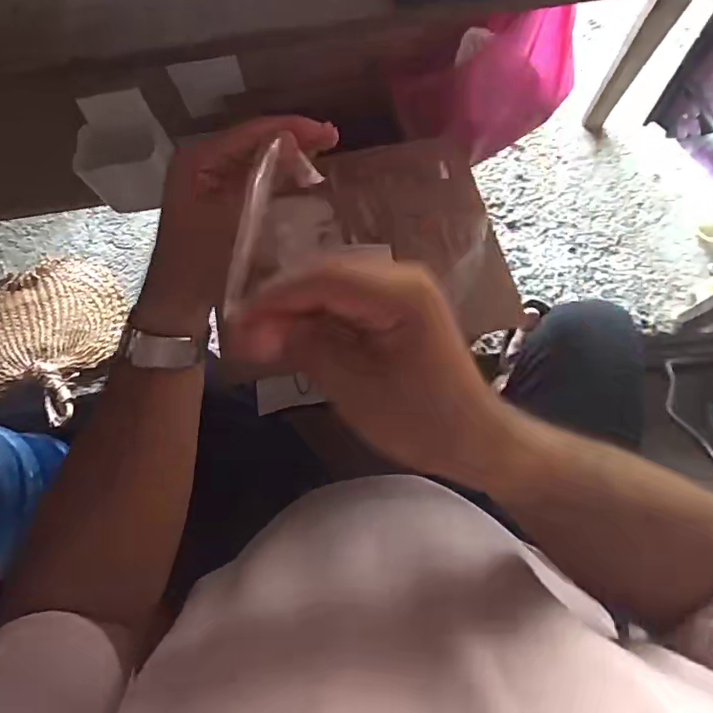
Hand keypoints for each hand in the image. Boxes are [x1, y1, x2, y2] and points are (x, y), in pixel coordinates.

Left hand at [134, 115, 338, 335]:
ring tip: (323, 152)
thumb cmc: (199, 263)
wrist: (176, 304)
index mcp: (199, 159)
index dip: (292, 127)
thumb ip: (262, 179)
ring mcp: (208, 179)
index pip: (252, 130)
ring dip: (288, 154)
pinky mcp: (216, 197)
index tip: (326, 132)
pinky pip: (251, 175)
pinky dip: (277, 172)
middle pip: (254, 139)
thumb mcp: (234, 218)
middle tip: (331, 138)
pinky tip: (301, 176)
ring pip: (255, 156)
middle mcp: (202, 161)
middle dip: (293, 138)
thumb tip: (294, 144)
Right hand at [229, 254, 525, 482]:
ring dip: (295, 309)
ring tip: (260, 338)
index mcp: (400, 293)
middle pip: (324, 275)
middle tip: (242, 335)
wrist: (477, 438)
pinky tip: (293, 336)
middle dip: (280, 303)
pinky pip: (346, 299)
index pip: (322, 278)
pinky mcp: (397, 304)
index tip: (236, 324)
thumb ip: (307, 349)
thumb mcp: (356, 390)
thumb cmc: (423, 421)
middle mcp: (402, 276)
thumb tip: (255, 329)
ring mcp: (401, 287)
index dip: (274, 298)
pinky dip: (316, 316)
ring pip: (331, 285)